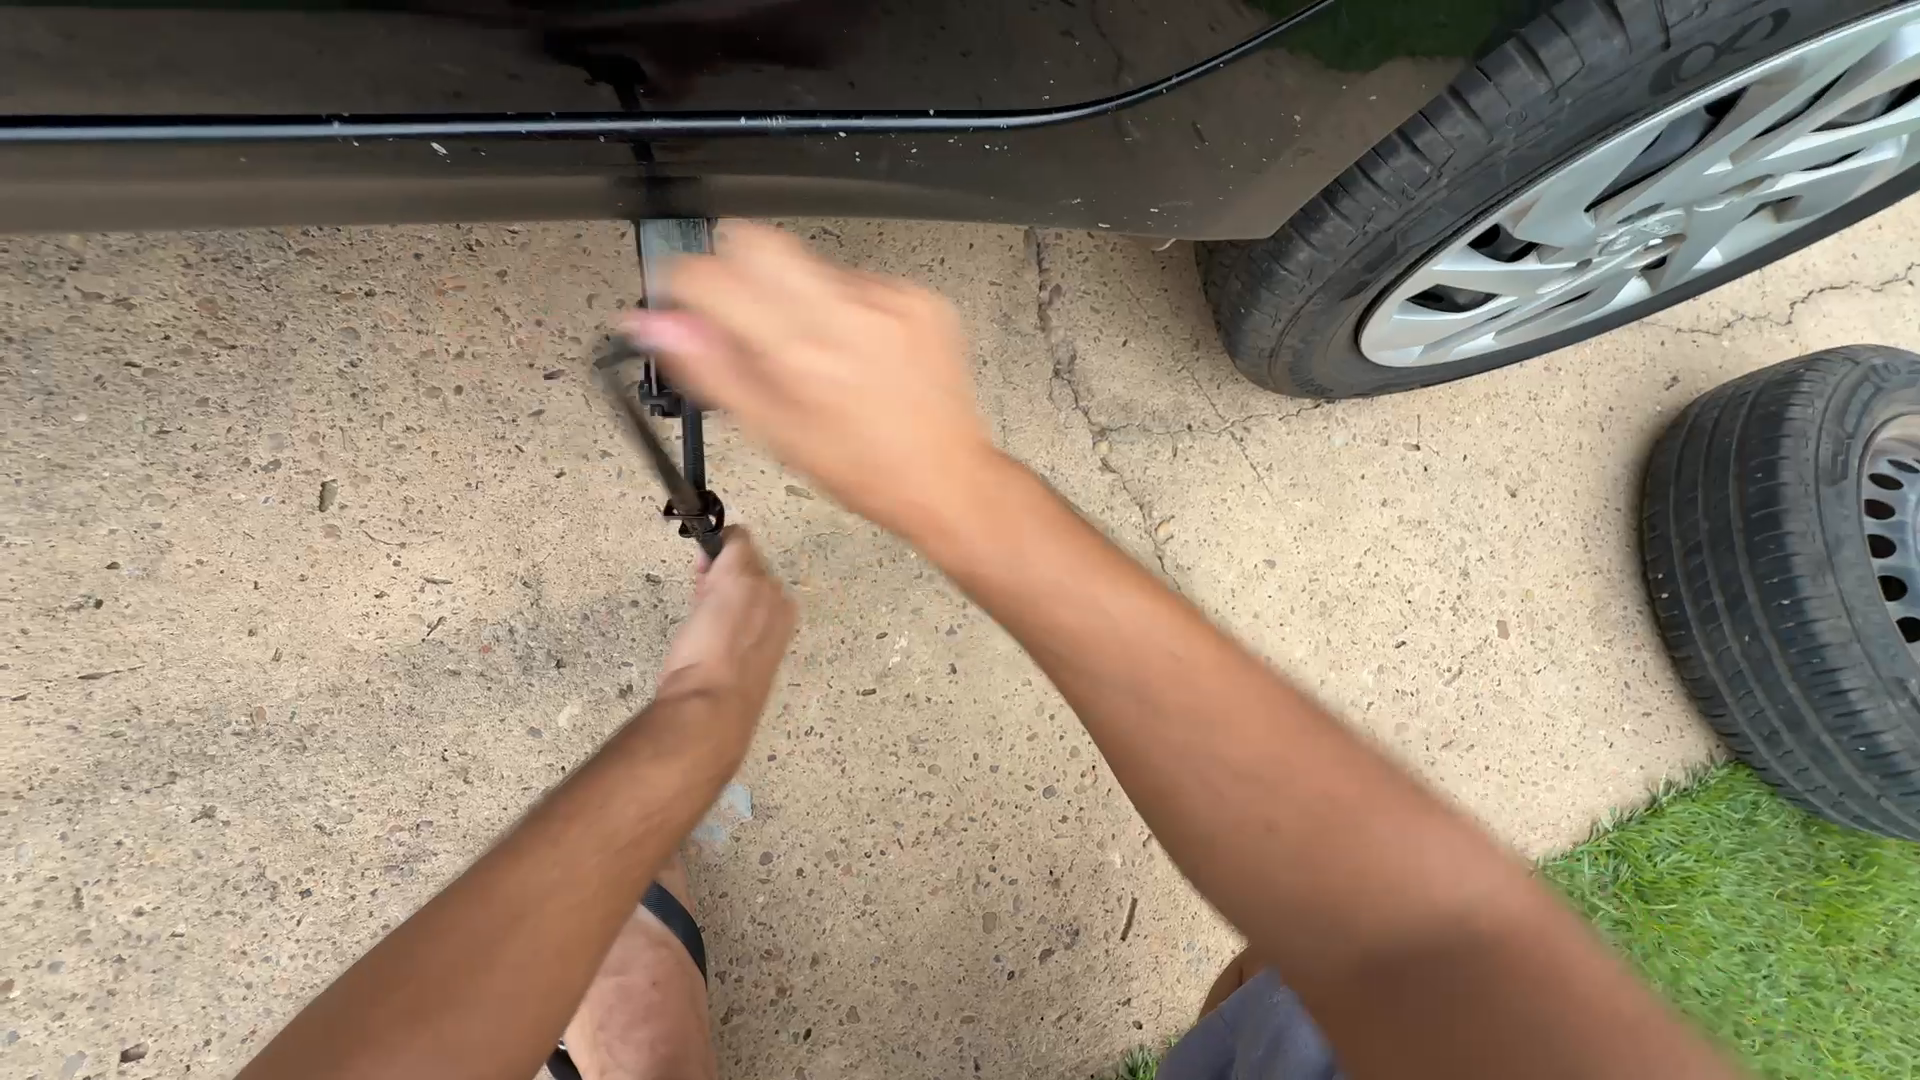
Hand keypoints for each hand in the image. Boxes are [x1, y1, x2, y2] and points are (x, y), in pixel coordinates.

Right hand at [620, 221, 1000, 537]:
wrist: (946, 476)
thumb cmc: (866, 470)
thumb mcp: (774, 433)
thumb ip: (711, 369)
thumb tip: (656, 323)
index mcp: (801, 351)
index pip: (710, 273)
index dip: (685, 285)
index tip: (690, 305)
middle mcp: (846, 313)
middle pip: (758, 242)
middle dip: (739, 273)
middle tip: (751, 324)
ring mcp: (890, 301)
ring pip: (812, 266)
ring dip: (801, 300)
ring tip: (824, 358)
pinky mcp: (921, 300)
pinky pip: (861, 283)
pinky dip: (848, 310)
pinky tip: (861, 354)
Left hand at [654, 527, 796, 759]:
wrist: (713, 700)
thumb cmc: (724, 692)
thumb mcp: (741, 660)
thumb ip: (740, 631)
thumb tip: (727, 615)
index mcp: (784, 620)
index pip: (763, 588)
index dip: (738, 590)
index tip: (719, 599)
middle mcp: (780, 598)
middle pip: (755, 569)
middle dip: (731, 575)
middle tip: (705, 597)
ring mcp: (760, 584)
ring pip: (743, 556)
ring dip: (722, 565)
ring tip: (701, 587)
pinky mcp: (735, 575)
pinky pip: (734, 539)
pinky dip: (718, 541)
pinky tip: (703, 548)